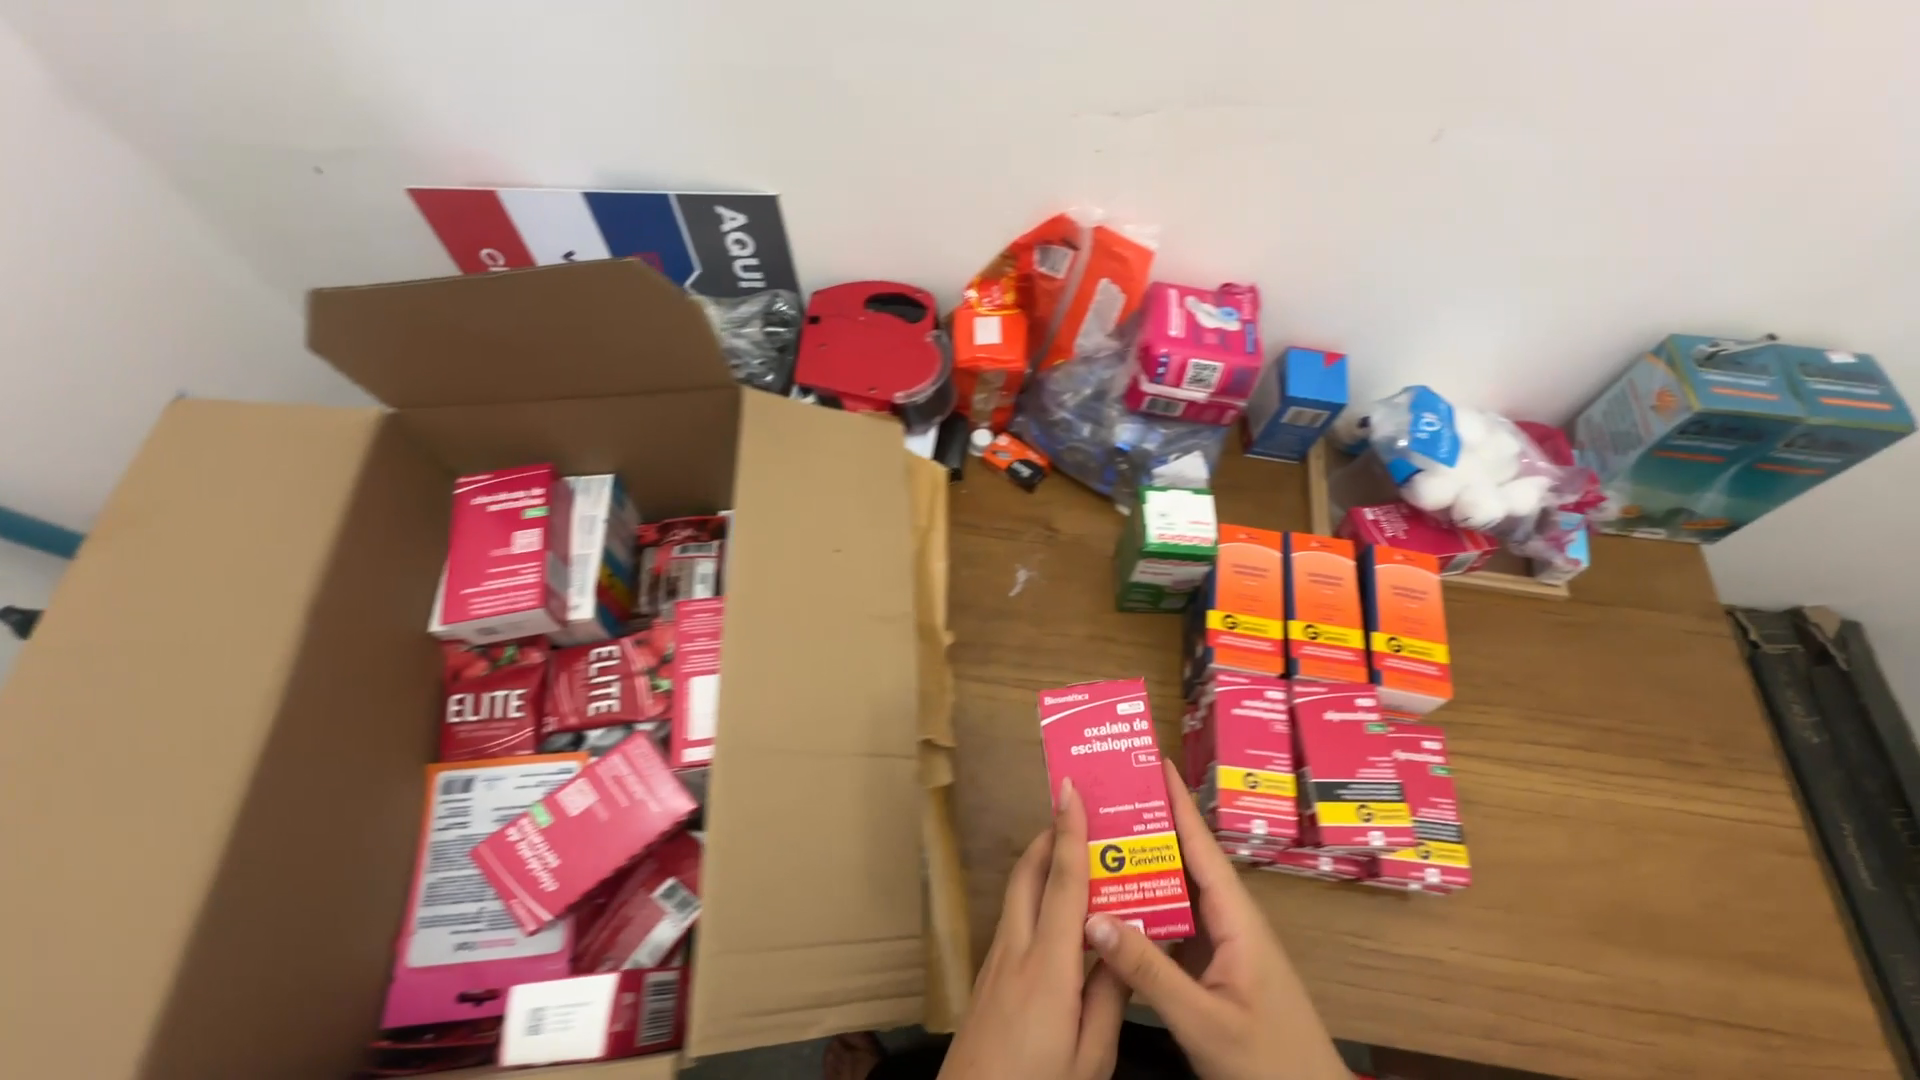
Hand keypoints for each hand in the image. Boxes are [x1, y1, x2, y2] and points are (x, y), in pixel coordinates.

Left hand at [940, 779, 1128, 1079]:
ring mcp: (995, 961)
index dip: (1068, 832)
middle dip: (1049, 836)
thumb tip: (1123, 943)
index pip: (1062, 882)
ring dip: (1041, 865)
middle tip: (1078, 813)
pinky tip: (1059, 919)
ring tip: (1075, 856)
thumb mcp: (1089, 1055)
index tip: (1070, 790)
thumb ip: (1109, 997)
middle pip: (1028, 874)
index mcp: (1048, 965)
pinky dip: (1035, 899)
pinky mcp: (987, 976)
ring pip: (1017, 894)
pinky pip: (1015, 920)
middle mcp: (1015, 949)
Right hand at [1084, 760, 1348, 1079]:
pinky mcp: (1213, 970)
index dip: (1179, 804)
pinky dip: (1145, 910)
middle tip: (1107, 796)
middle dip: (1151, 826)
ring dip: (1144, 868)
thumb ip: (1149, 972)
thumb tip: (1092, 916)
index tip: (1154, 761)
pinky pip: (1174, 925)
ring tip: (1100, 839)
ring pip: (1178, 895)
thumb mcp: (1204, 1020)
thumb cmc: (1269, 1062)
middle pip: (1186, 862)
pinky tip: (1113, 905)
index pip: (1203, 849)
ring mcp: (1223, 947)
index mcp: (1238, 920)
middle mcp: (1231, 923)